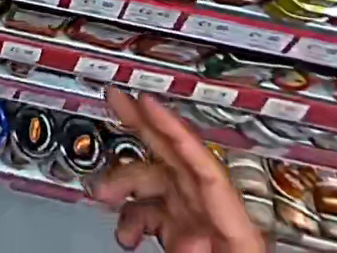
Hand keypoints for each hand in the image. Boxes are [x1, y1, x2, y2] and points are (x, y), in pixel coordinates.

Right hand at [91, 88, 264, 252]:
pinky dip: (135, 215)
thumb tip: (174, 235)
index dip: (173, 132)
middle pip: (180, 167)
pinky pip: (159, 216)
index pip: (205, 171)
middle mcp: (220, 227)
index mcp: (236, 238)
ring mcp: (205, 236)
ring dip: (126, 186)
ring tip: (101, 195)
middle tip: (116, 99)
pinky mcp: (190, 246)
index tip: (145, 102)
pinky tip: (124, 231)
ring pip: (161, 190)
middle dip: (144, 131)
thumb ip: (187, 249)